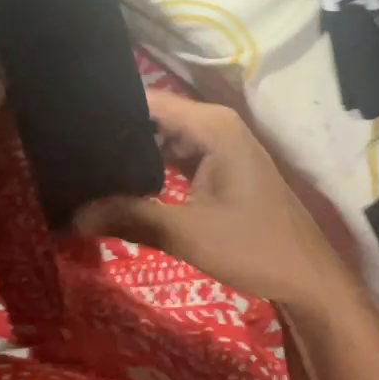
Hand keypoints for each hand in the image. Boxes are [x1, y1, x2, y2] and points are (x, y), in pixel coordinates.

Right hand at [74, 90, 352, 307]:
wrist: (308, 278)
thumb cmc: (254, 247)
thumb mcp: (188, 234)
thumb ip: (130, 217)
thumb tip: (74, 216)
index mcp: (212, 125)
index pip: (150, 101)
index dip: (111, 109)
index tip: (72, 121)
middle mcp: (215, 124)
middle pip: (154, 116)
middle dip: (117, 132)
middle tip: (71, 148)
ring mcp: (219, 143)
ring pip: (164, 136)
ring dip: (133, 151)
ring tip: (86, 162)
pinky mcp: (219, 164)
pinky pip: (177, 153)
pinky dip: (152, 164)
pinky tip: (120, 180)